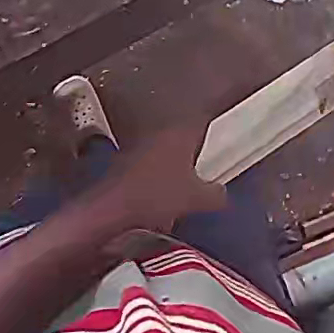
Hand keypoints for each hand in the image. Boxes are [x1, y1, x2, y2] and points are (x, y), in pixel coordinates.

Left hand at [86, 125, 227, 232]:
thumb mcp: (197, 199)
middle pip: (182, 143)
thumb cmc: (158, 194)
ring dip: (173, 175)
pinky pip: (148, 173)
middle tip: (202, 178)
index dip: (211, 134)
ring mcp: (138, 149)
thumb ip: (215, 194)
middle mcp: (158, 135)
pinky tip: (159, 207)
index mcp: (179, 135)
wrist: (112, 207)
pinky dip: (156, 186)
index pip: (201, 125)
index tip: (218, 146)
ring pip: (164, 159)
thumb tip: (221, 193)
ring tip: (181, 198)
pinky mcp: (123, 166)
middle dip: (192, 161)